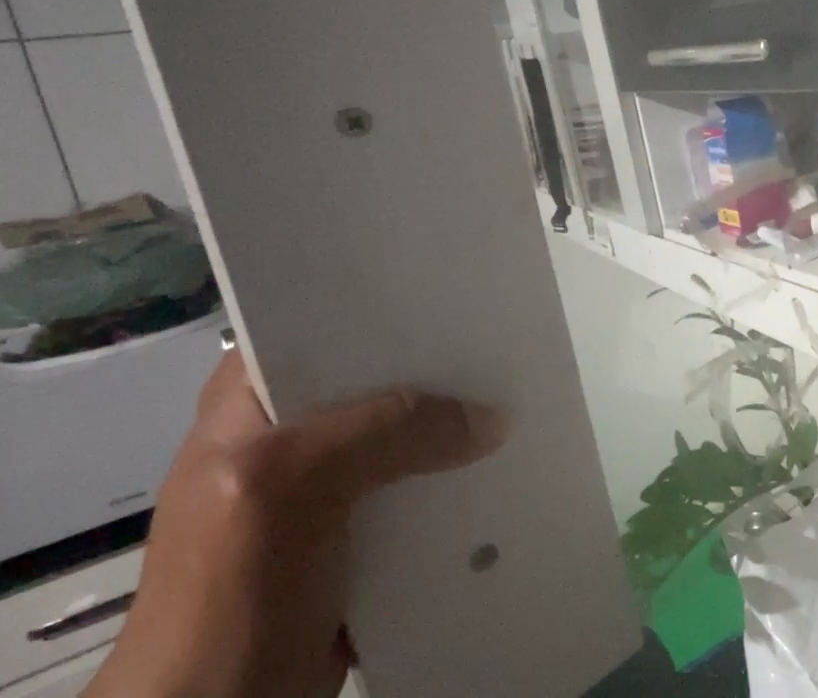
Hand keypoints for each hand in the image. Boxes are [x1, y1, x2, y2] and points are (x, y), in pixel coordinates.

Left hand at [85, 353, 507, 697]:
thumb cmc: (228, 589)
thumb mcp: (287, 487)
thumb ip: (383, 433)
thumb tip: (490, 418)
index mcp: (248, 411)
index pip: (317, 333)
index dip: (381, 313)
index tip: (453, 299)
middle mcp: (288, 440)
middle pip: (376, 387)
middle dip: (439, 375)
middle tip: (504, 349)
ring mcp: (325, 491)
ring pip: (405, 439)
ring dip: (455, 432)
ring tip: (517, 403)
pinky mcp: (361, 537)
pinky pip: (421, 491)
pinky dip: (458, 483)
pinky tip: (501, 469)